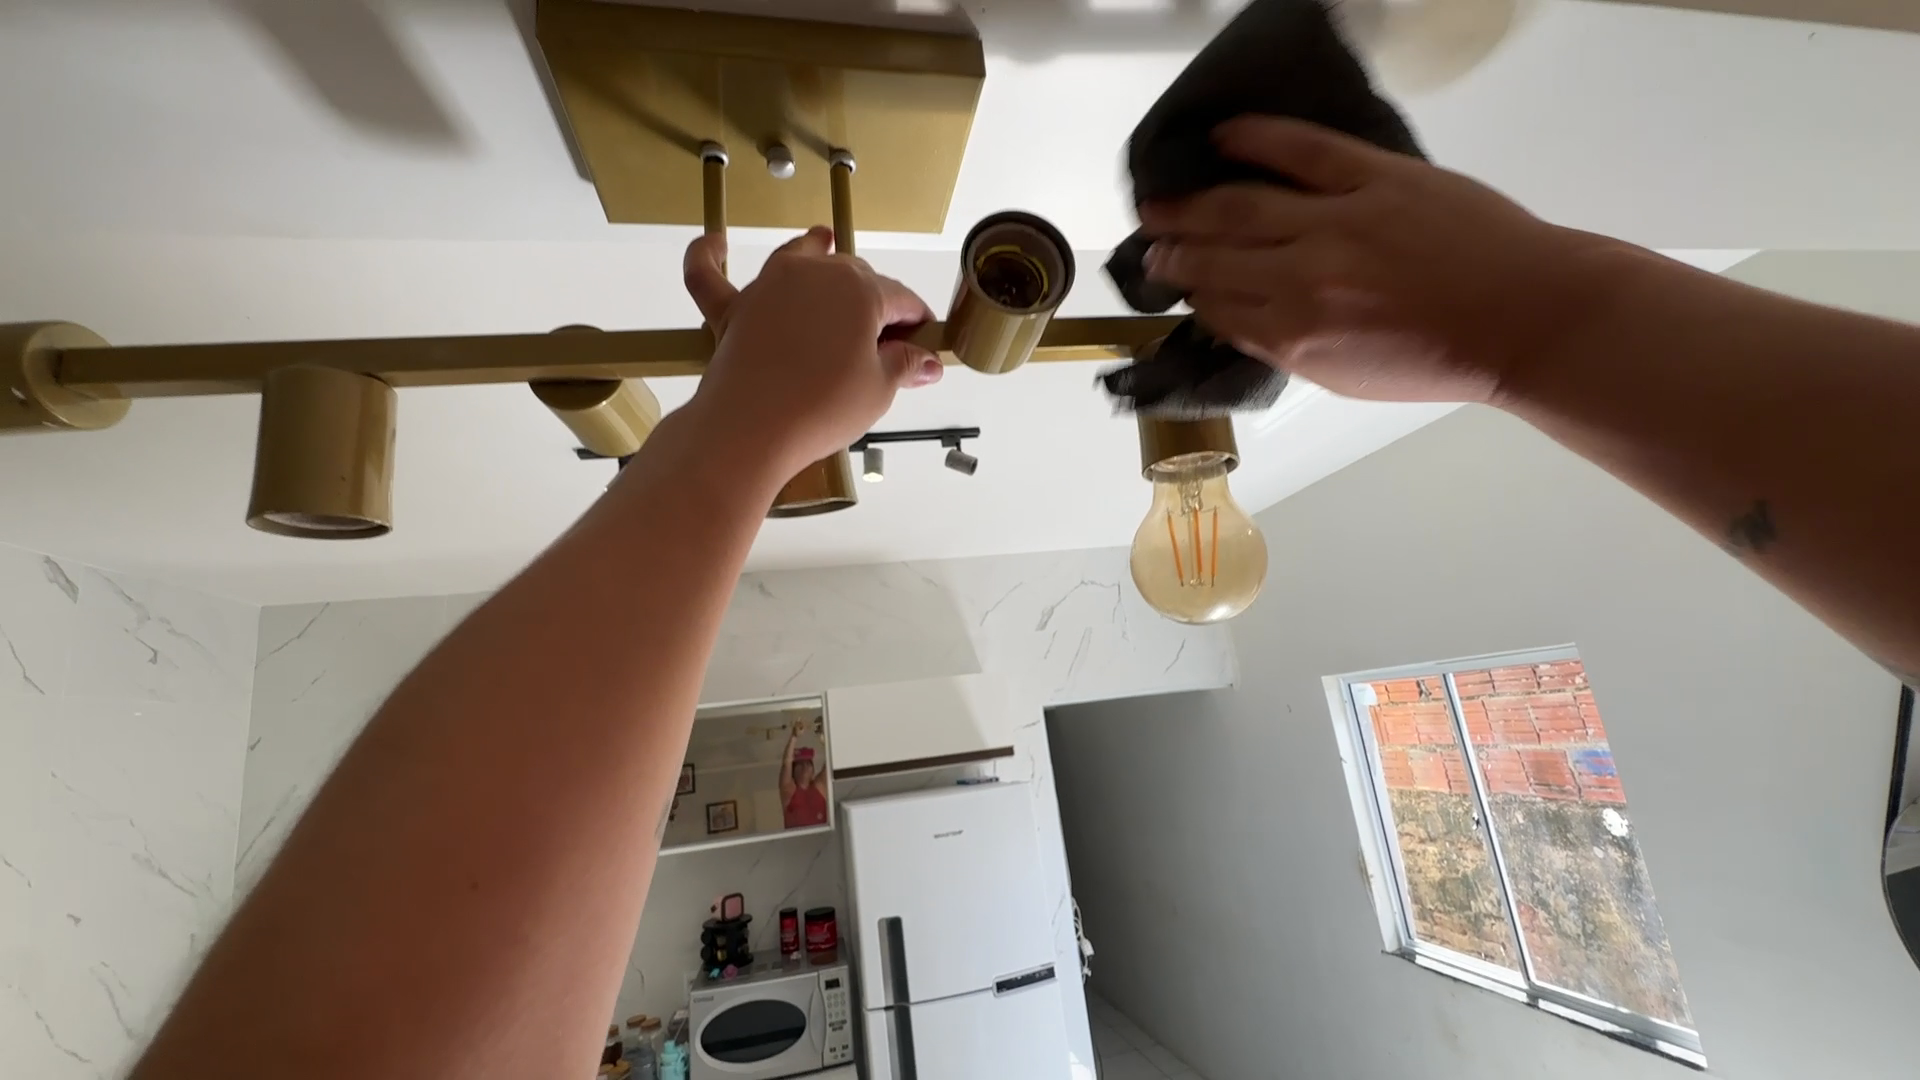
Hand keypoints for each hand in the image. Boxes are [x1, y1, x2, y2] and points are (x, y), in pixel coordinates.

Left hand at [683, 227, 942, 476]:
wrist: (752, 428)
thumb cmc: (824, 406)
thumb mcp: (879, 389)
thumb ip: (905, 365)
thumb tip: (928, 361)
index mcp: (860, 290)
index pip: (901, 299)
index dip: (917, 322)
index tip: (923, 346)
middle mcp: (815, 274)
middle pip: (855, 278)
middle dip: (875, 303)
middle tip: (885, 342)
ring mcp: (769, 287)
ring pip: (798, 258)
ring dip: (814, 250)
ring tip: (824, 240)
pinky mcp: (732, 310)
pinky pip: (711, 275)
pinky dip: (708, 256)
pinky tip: (714, 241)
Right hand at [1138, 117, 1628, 404]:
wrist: (1523, 318)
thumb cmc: (1430, 360)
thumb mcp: (1337, 377)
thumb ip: (1280, 347)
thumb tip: (1237, 317)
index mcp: (1292, 336)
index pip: (1215, 307)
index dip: (1187, 293)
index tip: (1168, 281)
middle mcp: (1301, 279)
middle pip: (1214, 257)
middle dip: (1173, 251)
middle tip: (1148, 243)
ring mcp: (1337, 223)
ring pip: (1241, 207)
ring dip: (1190, 205)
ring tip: (1158, 202)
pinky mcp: (1376, 178)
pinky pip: (1303, 151)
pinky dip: (1257, 138)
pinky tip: (1220, 136)